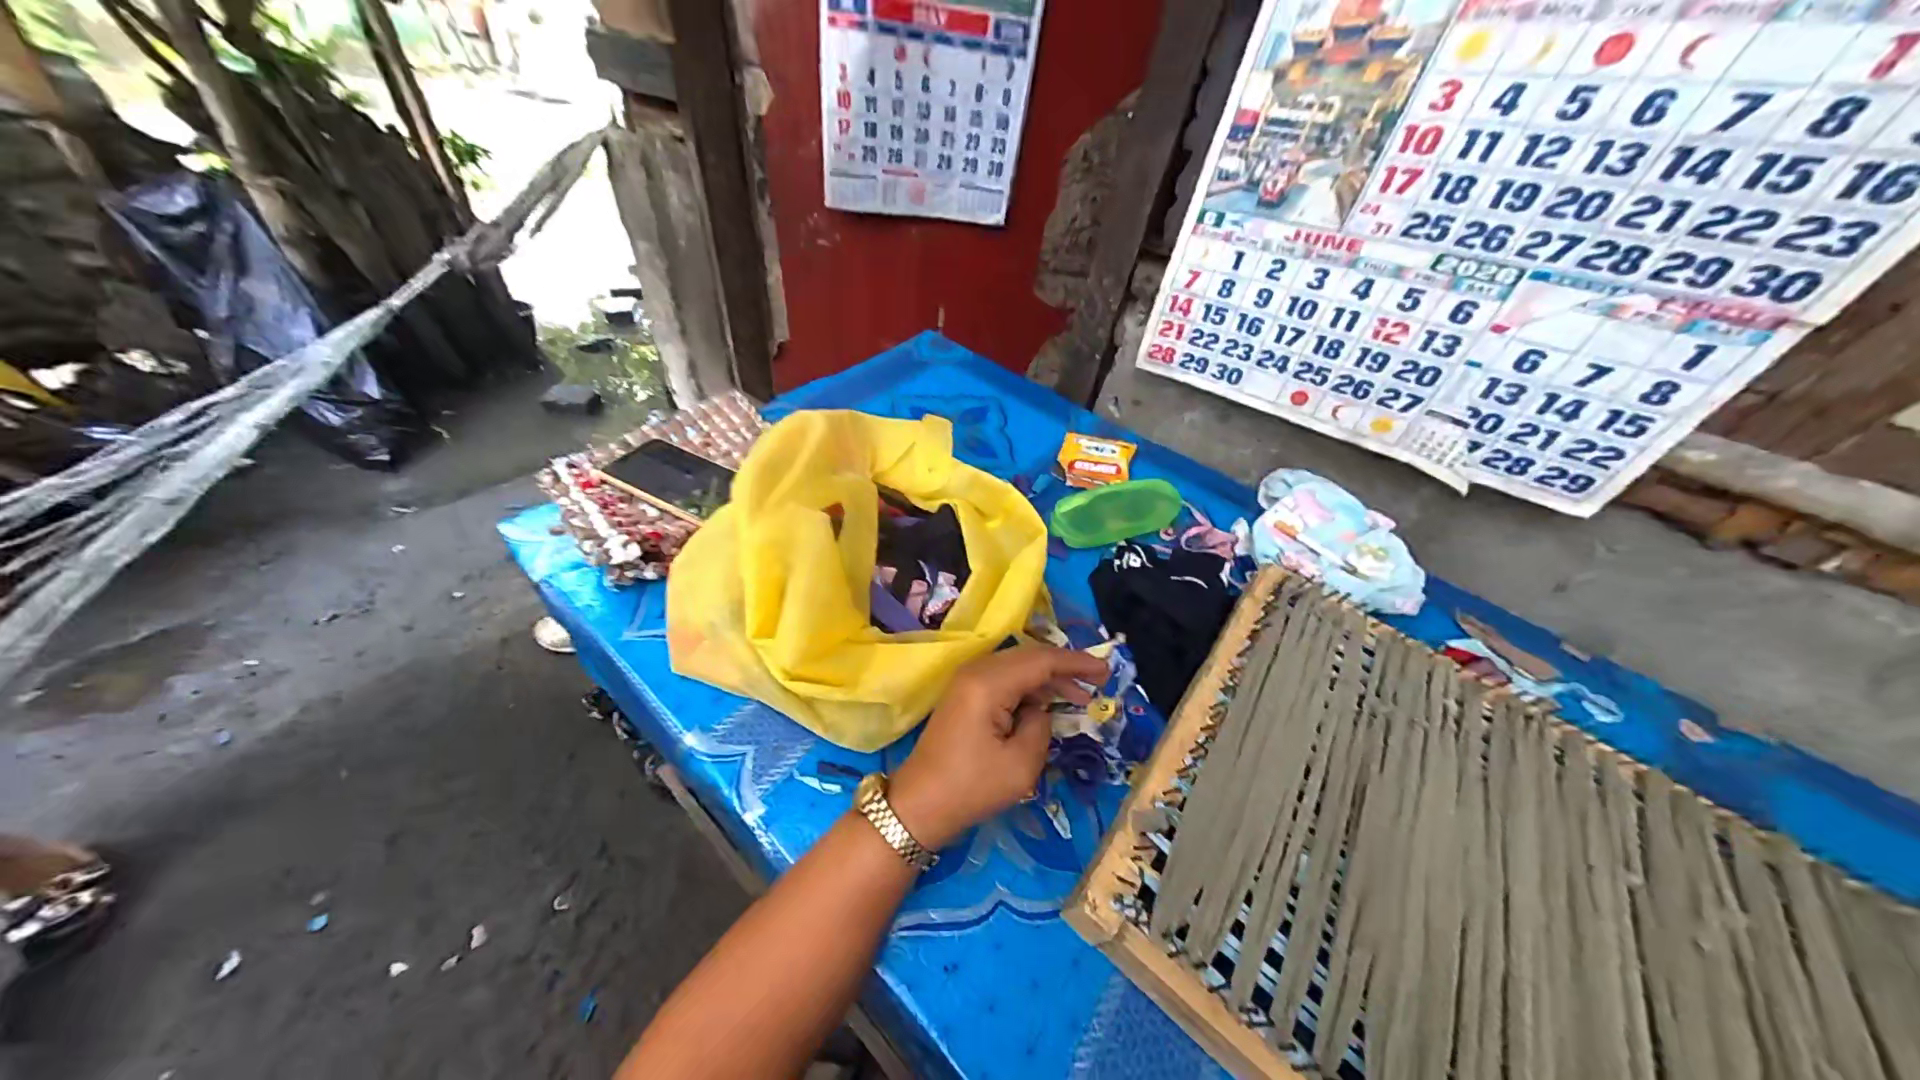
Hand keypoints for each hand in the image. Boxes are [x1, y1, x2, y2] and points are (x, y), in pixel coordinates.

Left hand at [885, 645, 1109, 849]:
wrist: (919, 805)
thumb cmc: (972, 787)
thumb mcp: (1021, 764)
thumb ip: (1041, 725)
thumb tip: (1040, 709)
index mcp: (988, 683)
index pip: (1041, 660)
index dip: (1076, 663)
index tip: (1106, 671)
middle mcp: (976, 671)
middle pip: (1028, 657)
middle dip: (1064, 668)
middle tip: (1097, 683)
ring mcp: (966, 681)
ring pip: (1016, 667)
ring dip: (1047, 678)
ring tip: (1078, 697)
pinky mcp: (963, 695)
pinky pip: (1003, 679)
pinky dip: (1028, 687)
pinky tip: (1046, 704)